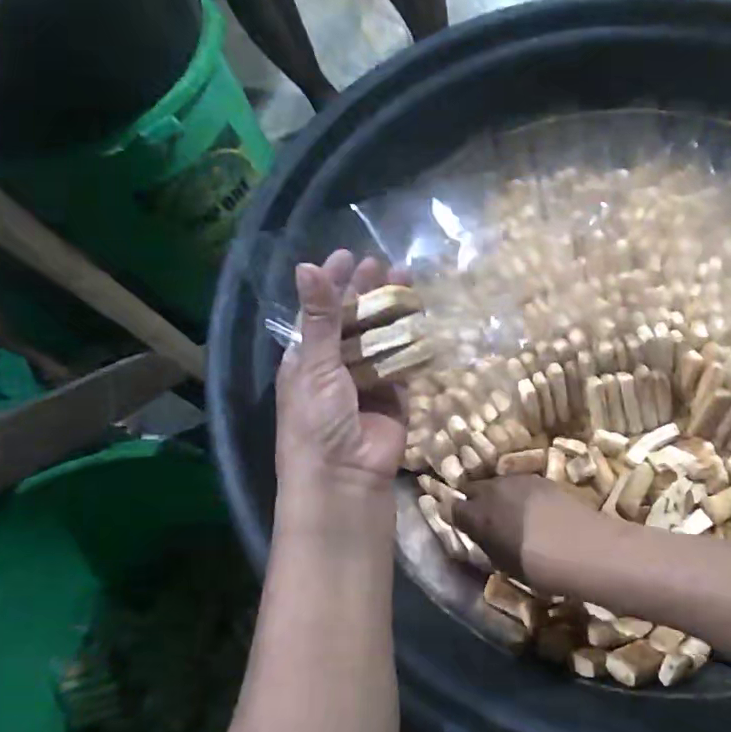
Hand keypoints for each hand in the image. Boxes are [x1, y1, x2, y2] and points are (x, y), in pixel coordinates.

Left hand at [275, 250, 408, 493]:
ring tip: (407, 282)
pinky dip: (413, 344)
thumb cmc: (316, 419)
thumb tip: (307, 266)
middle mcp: (336, 366)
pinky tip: (423, 318)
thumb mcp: (315, 364)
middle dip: (366, 293)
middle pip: (354, 322)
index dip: (332, 284)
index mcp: (307, 358)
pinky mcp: (396, 397)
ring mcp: (368, 382)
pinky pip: (405, 364)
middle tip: (383, 265)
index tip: (346, 256)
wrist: (345, 475)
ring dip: (393, 313)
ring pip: (382, 339)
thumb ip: (321, 318)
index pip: (321, 312)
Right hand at [453, 476, 619, 594]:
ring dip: (498, 495)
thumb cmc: (539, 567)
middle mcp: (493, 490)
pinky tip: (530, 508)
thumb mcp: (503, 562)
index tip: (461, 524)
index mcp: (478, 515)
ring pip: (498, 483)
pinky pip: (520, 483)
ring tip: (508, 512)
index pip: (453, 508)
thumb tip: (479, 533)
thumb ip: (486, 542)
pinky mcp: (542, 479)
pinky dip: (519, 493)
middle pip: (474, 488)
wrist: (586, 548)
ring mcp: (519, 480)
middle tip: (483, 518)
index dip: (456, 516)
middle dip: (474, 501)